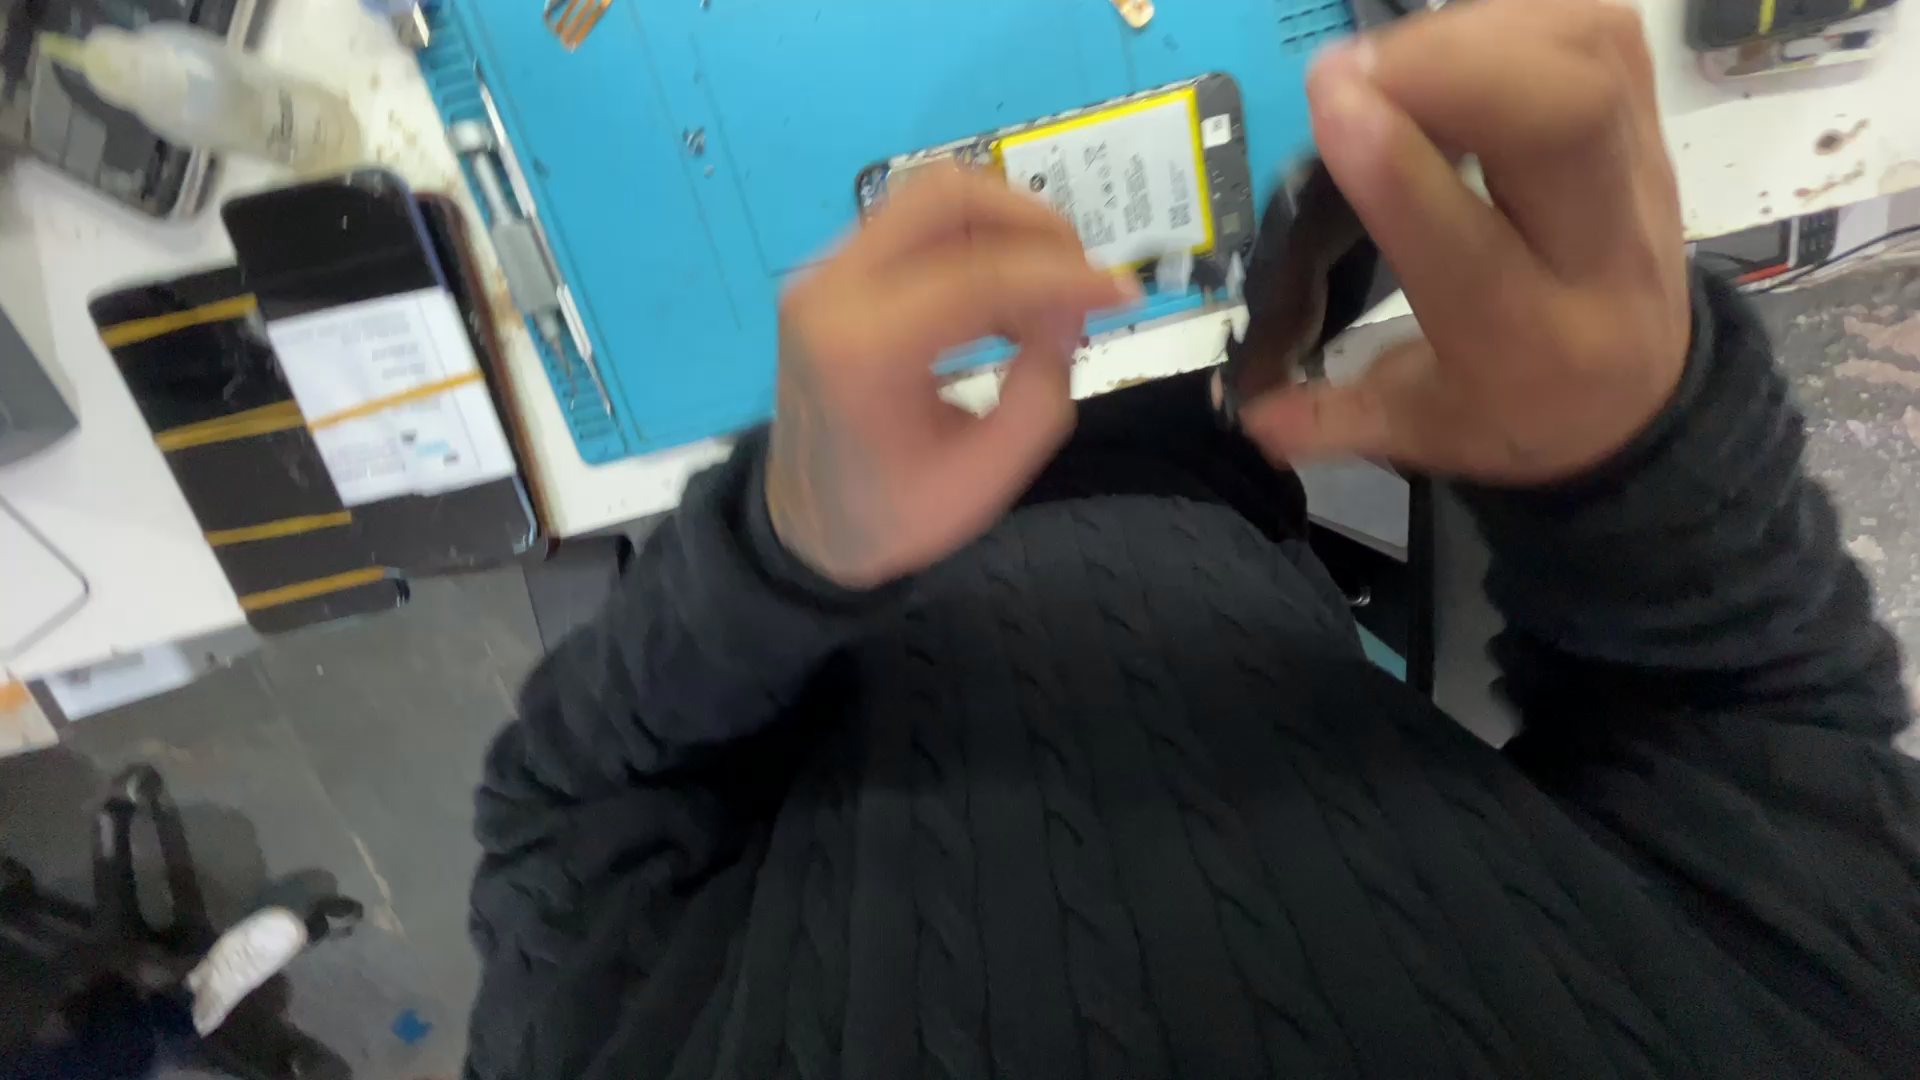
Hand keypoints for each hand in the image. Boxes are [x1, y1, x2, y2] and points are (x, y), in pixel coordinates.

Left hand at [766, 166, 1138, 587]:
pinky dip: (976, 248)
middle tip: (1080, 281)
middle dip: (1035, 225)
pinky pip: (915, 230)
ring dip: (1007, 233)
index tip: (1124, 293)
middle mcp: (830, 290)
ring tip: (1046, 302)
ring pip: (932, 200)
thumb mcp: (984, 479)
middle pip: (948, 194)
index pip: (979, 273)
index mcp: (863, 350)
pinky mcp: (832, 277)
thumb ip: (1042, 393)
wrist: (806, 523)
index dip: (1063, 276)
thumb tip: (1066, 314)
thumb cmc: (891, 515)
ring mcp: (822, 276)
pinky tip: (1005, 305)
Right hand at [1240, 0, 1690, 484]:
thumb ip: (1328, 424)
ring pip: (1587, 53)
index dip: (1399, 169)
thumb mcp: (1415, 435)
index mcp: (1525, 341)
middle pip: (1564, 119)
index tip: (1330, 109)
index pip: (1467, 244)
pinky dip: (1507, 20)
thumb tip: (1252, 410)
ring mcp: (1635, 171)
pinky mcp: (1640, 122)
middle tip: (1343, 74)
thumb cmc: (1512, 413)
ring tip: (1378, 59)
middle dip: (1449, 70)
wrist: (1637, 395)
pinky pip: (1594, 29)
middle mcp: (1595, 247)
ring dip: (1471, 35)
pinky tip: (1439, 45)